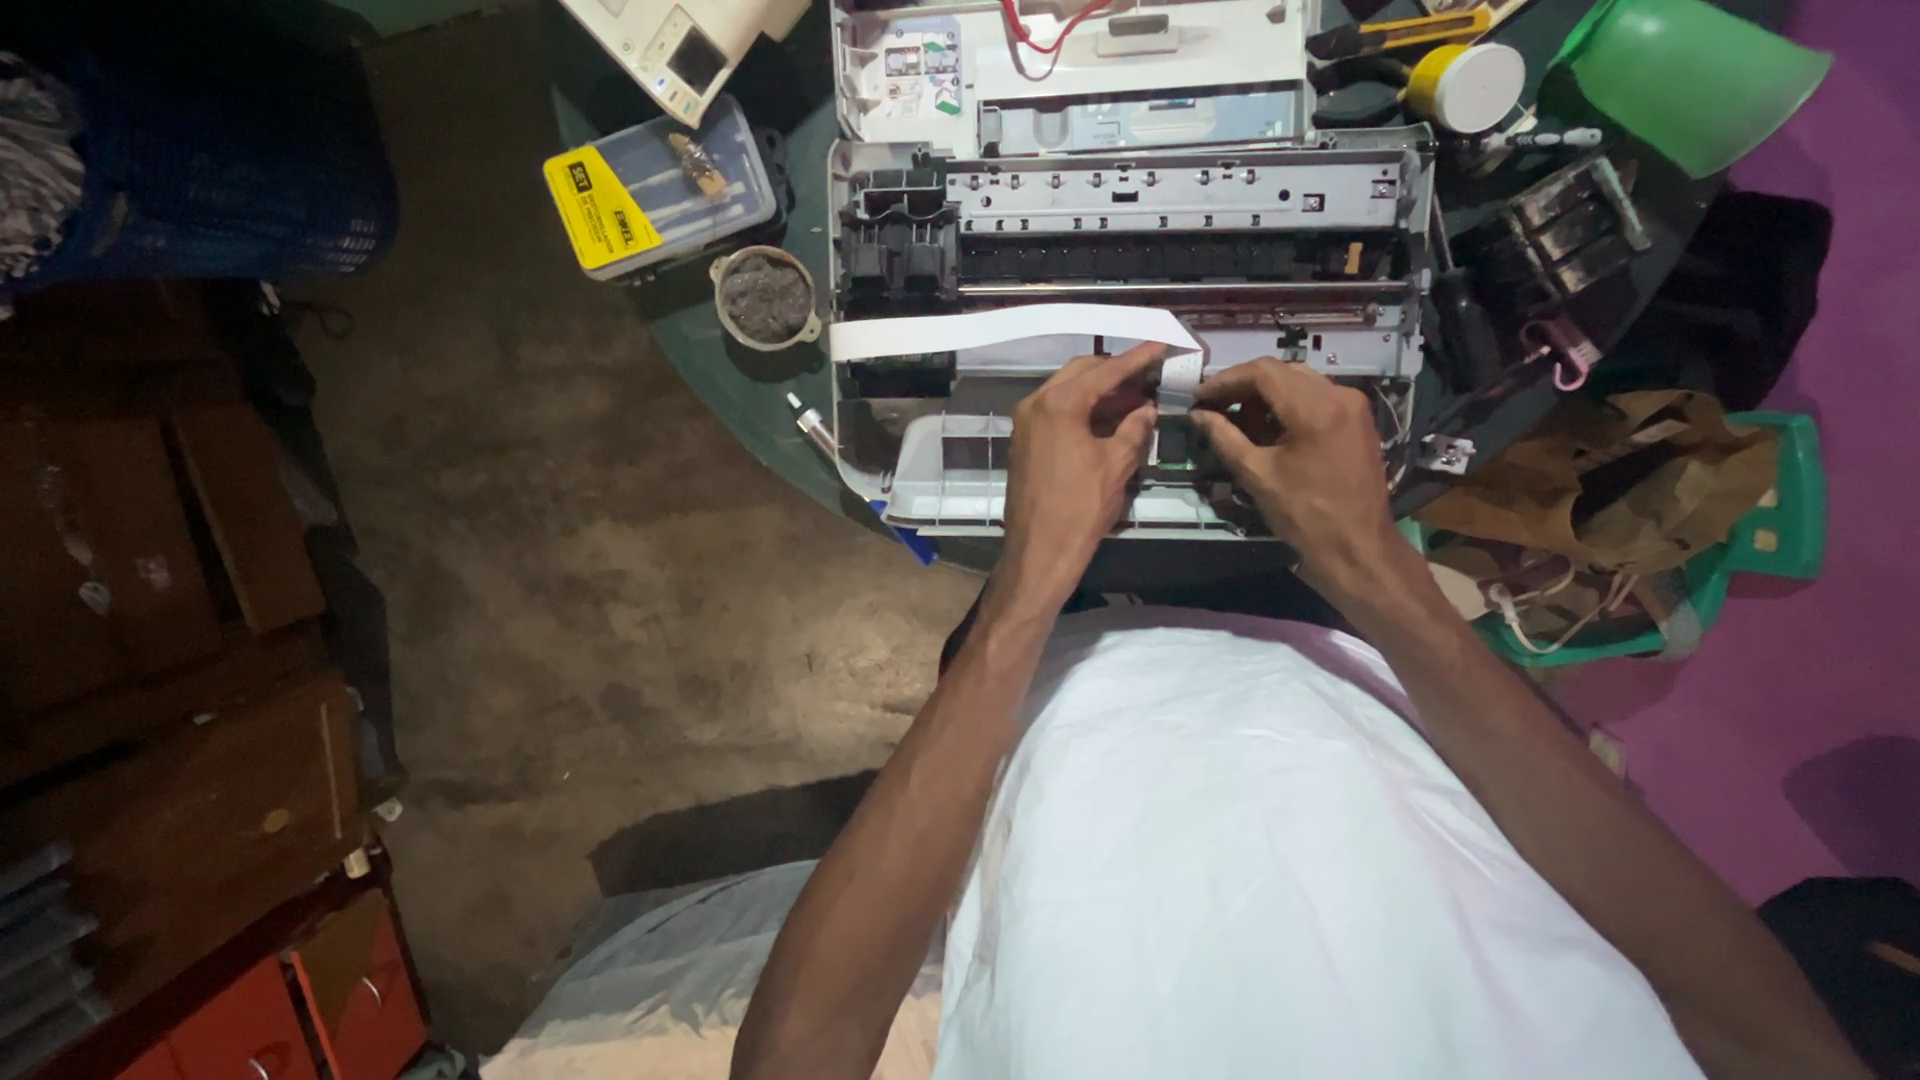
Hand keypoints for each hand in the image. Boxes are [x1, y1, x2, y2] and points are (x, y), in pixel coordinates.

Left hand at [1000, 342, 1161, 601]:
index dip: (1137, 358)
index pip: (1105, 371)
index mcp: (1058, 404)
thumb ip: (1134, 428)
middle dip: (1116, 372)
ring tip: (1137, 397)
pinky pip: (1057, 412)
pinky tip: (1111, 419)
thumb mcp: (1116, 465)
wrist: (1039, 551)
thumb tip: (1147, 408)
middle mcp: (1035, 404)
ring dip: (1100, 392)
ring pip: (1067, 392)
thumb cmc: (1080, 508)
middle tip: (1149, 374)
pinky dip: (1083, 410)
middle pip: (1081, 373)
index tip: (1162, 345)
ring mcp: (1025, 423)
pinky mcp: (1025, 441)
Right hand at [1190, 358, 1404, 598]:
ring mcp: (1353, 406)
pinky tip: (1266, 426)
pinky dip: (1287, 404)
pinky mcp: (1357, 420)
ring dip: (1264, 394)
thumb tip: (1198, 415)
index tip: (1199, 396)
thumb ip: (1224, 438)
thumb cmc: (1305, 515)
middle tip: (1213, 405)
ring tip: (1235, 416)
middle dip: (1243, 385)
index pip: (1263, 372)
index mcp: (1316, 408)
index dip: (1225, 380)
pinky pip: (1316, 397)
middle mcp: (1339, 395)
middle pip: (1282, 372)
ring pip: (1299, 381)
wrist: (1357, 545)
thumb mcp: (1257, 475)